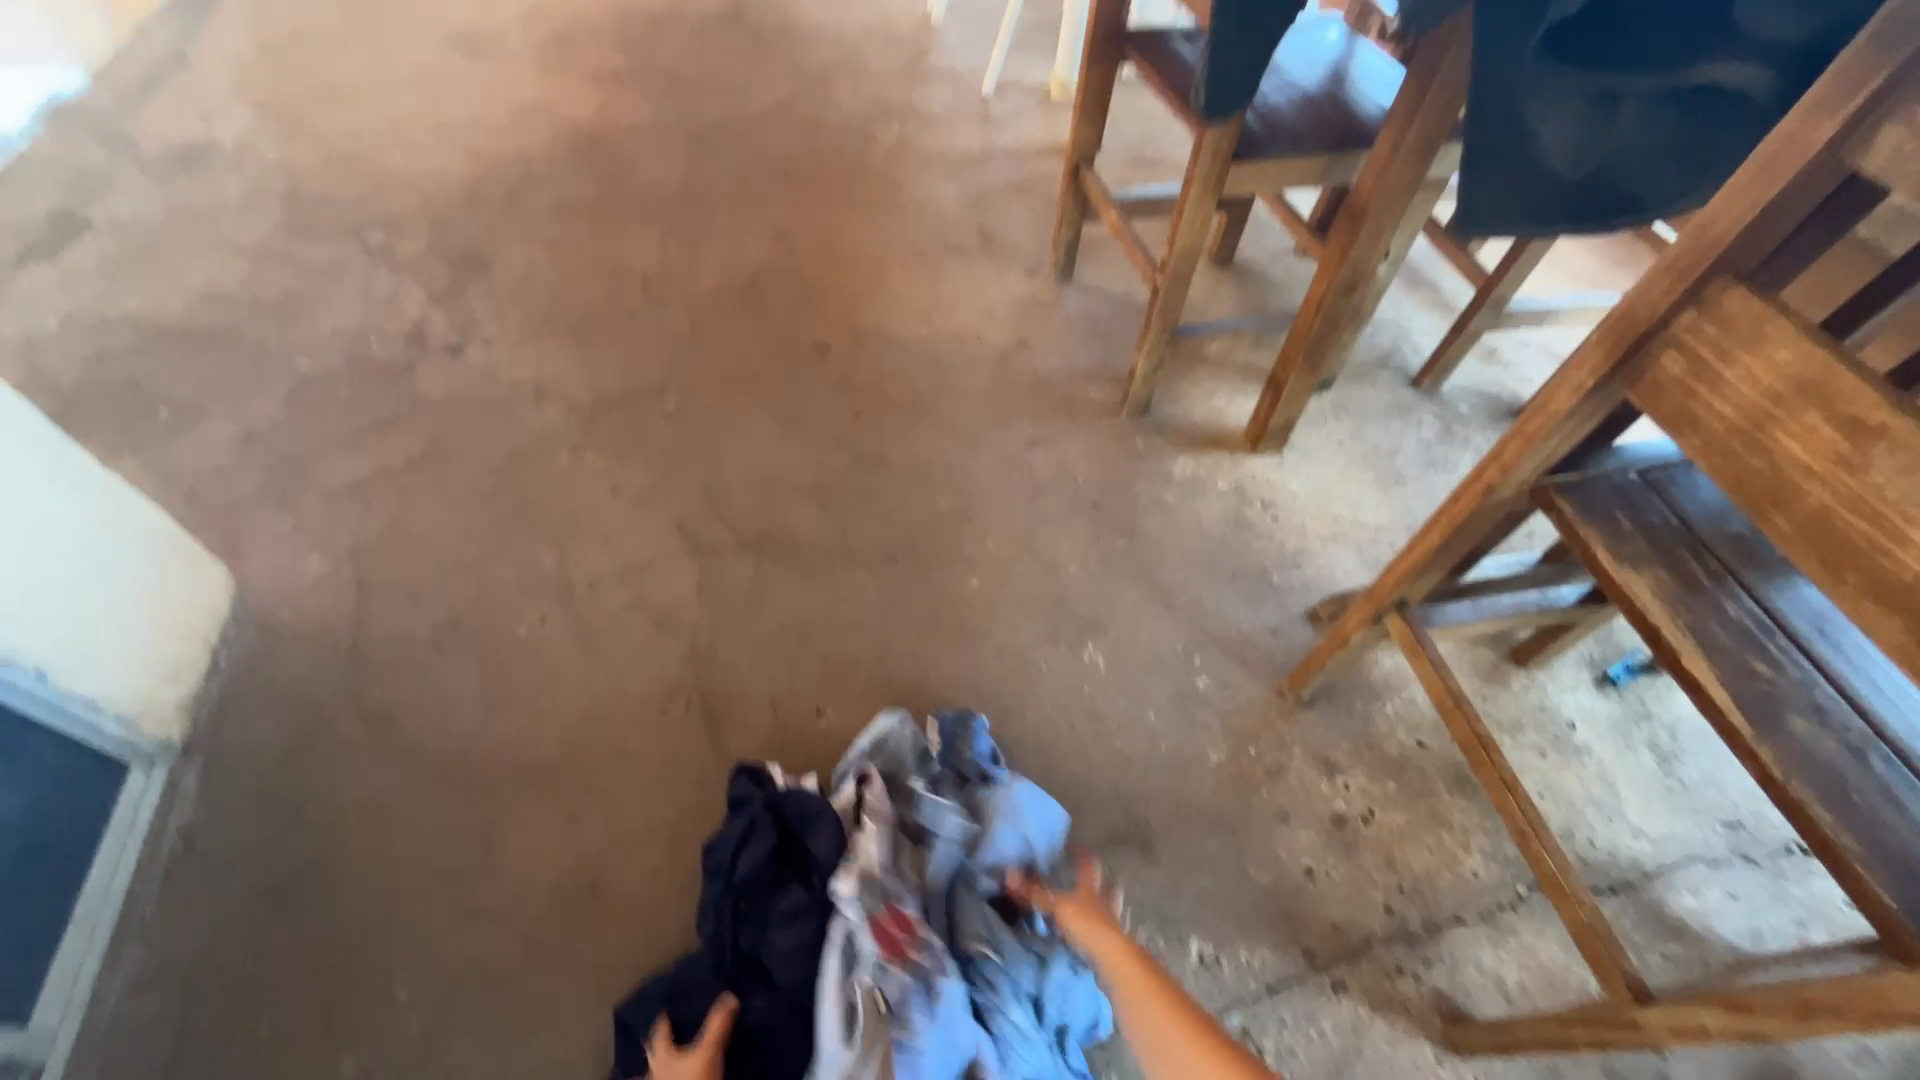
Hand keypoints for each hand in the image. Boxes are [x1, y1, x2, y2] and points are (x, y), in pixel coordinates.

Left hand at [643, 993, 737, 1079]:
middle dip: (654, 1049)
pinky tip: (681, 1077)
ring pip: (652, 1077)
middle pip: (652, 1058)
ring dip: (654, 1072)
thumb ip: (718, 1026)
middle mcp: (656, 1074)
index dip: (662, 1024)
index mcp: (664, 1057)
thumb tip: (730, 995)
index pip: (659, 1036)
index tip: (664, 1013)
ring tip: (661, 1067)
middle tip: (656, 1039)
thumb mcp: (709, 1052)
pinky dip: (673, 1078)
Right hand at [1005, 854, 1124, 949]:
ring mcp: (1111, 925)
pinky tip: (1089, 938)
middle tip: (1093, 881)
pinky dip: (1096, 934)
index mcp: (1090, 889)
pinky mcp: (1111, 946)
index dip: (1082, 857)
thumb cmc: (1085, 925)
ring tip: (1092, 911)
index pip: (1088, 866)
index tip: (1077, 848)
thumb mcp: (1056, 907)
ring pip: (1109, 911)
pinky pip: (1103, 935)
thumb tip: (1008, 874)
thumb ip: (1034, 893)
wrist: (1111, 959)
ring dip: (1102, 910)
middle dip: (1102, 884)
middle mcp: (1104, 903)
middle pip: (1108, 888)